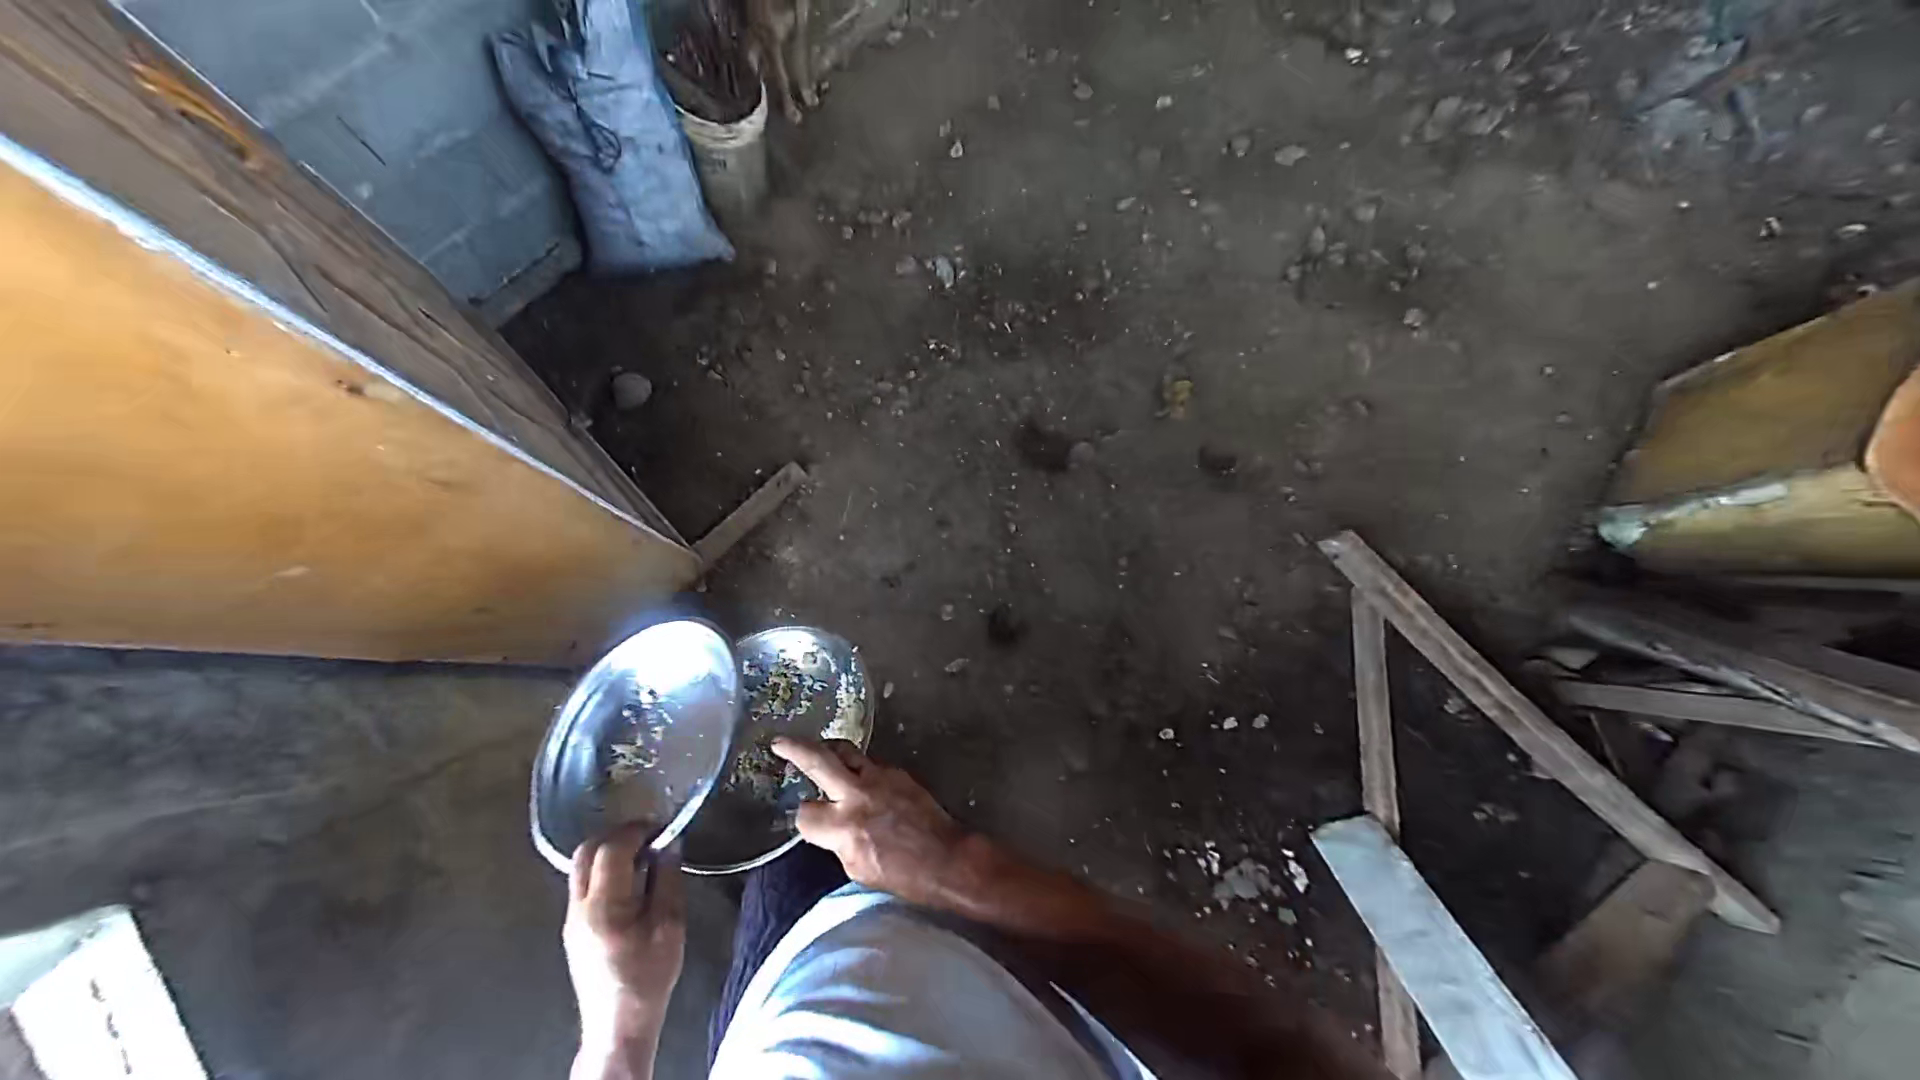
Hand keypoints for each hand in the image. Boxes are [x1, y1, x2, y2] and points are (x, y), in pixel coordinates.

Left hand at [564, 824, 683, 1055]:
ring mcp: (570, 918)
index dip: (637, 830)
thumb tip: (670, 845)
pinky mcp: (573, 927)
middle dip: (618, 834)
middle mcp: (578, 908)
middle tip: (649, 834)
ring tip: (644, 853)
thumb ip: (669, 879)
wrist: (619, 1023)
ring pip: (581, 866)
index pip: (611, 849)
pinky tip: (632, 877)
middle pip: (586, 851)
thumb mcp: (671, 924)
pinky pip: (584, 883)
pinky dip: (606, 868)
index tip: (661, 827)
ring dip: (610, 850)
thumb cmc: (649, 975)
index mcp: (603, 906)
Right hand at [771, 737, 969, 907]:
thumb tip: (830, 826)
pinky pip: (870, 763)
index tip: (808, 820)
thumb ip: (837, 841)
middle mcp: (857, 794)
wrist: (946, 857)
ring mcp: (879, 777)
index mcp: (844, 826)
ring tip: (817, 749)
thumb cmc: (903, 874)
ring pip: (845, 750)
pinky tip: (860, 779)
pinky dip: (859, 767)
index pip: (805, 813)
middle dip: (794, 748)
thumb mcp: (857, 868)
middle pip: (818, 759)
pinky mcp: (897, 772)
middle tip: (779, 742)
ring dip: (828, 749)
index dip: (804, 818)